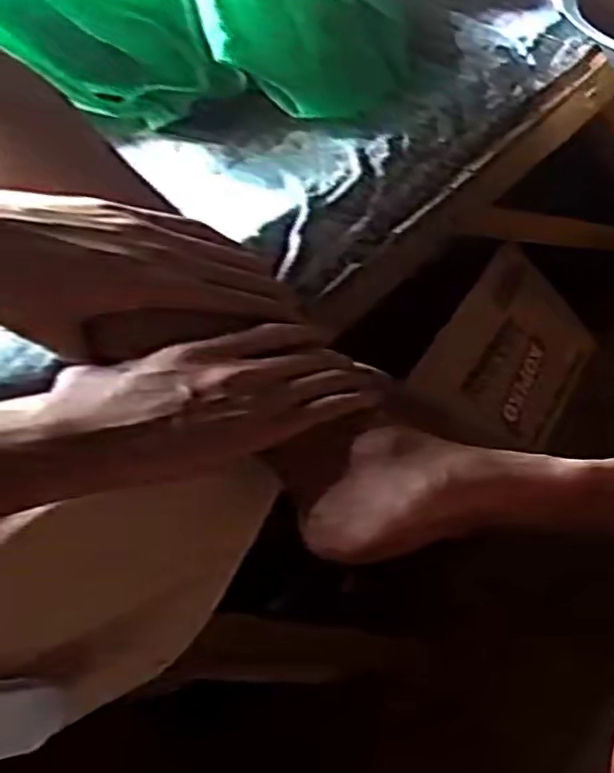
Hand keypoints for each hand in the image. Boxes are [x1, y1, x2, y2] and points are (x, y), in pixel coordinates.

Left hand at [0, 192, 300, 358]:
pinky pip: (200, 230)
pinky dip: (228, 248)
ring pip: (233, 253)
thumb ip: (116, 352)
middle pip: (252, 277)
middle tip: (302, 319)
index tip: (308, 334)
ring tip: (276, 293)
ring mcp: (150, 228)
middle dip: (284, 299)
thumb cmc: (6, 289)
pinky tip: (235, 259)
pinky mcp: (130, 212)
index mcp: (160, 286)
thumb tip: (145, 373)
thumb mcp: (58, 335)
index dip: (284, 318)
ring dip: (262, 275)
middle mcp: (168, 255)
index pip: (247, 301)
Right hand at [32, 323, 380, 485]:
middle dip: (337, 357)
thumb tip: (143, 359)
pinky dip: (359, 397)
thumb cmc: (86, 410)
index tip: (320, 340)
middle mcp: (238, 367)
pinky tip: (373, 397)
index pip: (276, 330)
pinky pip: (333, 404)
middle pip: (313, 351)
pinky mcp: (273, 426)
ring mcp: (259, 396)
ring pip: (330, 375)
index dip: (307, 335)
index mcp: (203, 348)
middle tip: (351, 365)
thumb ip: (154, 359)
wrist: (82, 442)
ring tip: (370, 380)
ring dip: (356, 376)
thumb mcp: (121, 367)